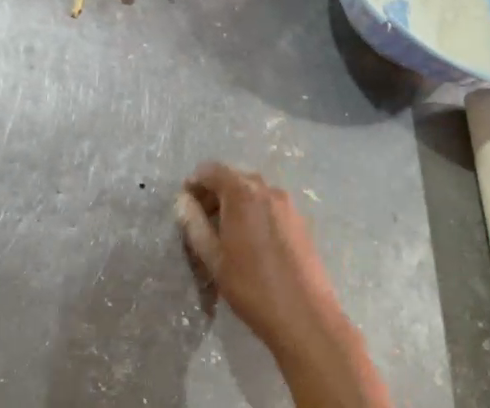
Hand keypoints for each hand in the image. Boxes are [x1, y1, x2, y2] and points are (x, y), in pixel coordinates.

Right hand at [180, 163, 392, 407]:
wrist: (306, 319)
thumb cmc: (252, 287)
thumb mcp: (213, 258)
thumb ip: (194, 224)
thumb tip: (183, 201)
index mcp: (242, 193)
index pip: (211, 170)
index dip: (195, 183)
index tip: (186, 204)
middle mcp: (267, 190)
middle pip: (234, 177)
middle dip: (215, 192)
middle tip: (202, 218)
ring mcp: (288, 206)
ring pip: (254, 192)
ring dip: (236, 202)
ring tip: (226, 232)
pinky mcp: (301, 223)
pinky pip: (270, 206)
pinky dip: (255, 212)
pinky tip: (252, 241)